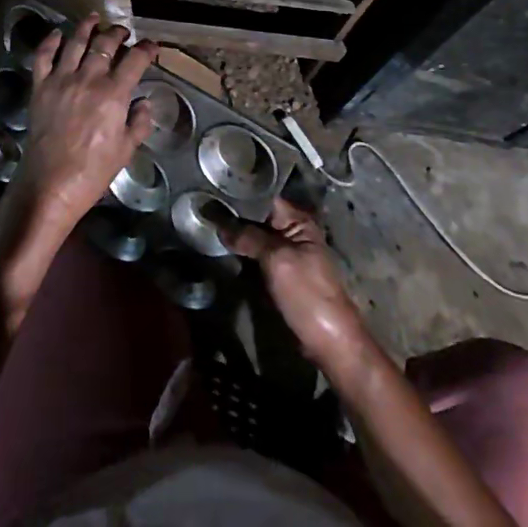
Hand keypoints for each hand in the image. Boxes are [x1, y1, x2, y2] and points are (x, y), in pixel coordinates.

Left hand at [19, 14, 158, 234]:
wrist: (50, 184)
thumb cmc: (93, 171)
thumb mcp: (126, 150)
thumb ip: (138, 123)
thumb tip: (143, 103)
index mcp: (114, 94)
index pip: (135, 60)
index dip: (147, 49)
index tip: (152, 46)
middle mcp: (88, 79)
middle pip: (105, 44)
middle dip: (118, 33)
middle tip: (123, 32)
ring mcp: (61, 80)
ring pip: (75, 42)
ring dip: (86, 27)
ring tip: (94, 18)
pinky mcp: (40, 88)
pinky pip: (43, 57)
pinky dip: (50, 42)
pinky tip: (57, 34)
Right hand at [218, 197, 370, 362]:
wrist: (327, 340)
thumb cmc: (307, 293)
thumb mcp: (278, 259)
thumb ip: (249, 237)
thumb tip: (219, 223)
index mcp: (298, 222)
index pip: (265, 197)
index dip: (241, 192)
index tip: (212, 186)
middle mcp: (291, 233)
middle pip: (257, 217)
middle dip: (232, 213)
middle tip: (200, 204)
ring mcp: (284, 255)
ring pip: (253, 237)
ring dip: (233, 233)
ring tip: (203, 221)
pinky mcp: (277, 274)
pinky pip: (253, 257)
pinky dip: (238, 253)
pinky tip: (216, 246)